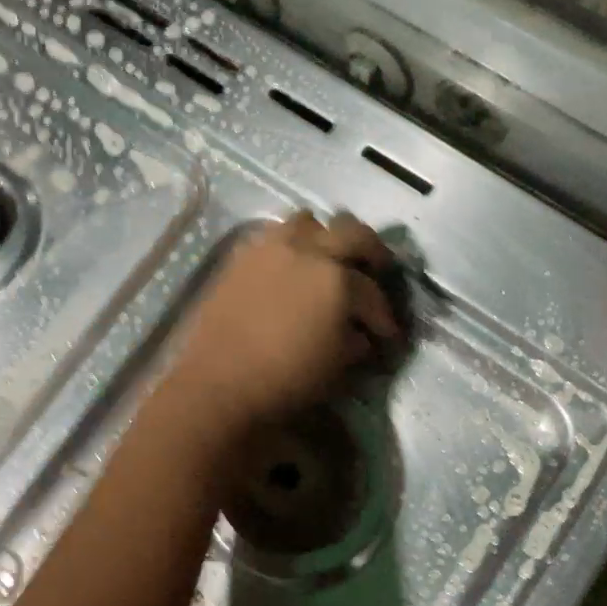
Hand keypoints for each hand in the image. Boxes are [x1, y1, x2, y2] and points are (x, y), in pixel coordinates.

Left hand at [166, 211, 399, 426]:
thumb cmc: (285, 380)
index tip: (388, 333)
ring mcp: (271, 248)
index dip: (385, 316)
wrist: (218, 385)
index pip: (373, 293)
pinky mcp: (242, 256)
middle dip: (371, 251)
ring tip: (328, 258)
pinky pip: (274, 236)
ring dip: (325, 236)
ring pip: (308, 221)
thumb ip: (355, 340)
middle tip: (376, 268)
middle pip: (352, 232)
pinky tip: (292, 269)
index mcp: (338, 280)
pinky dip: (291, 245)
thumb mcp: (336, 366)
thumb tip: (361, 332)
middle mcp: (308, 251)